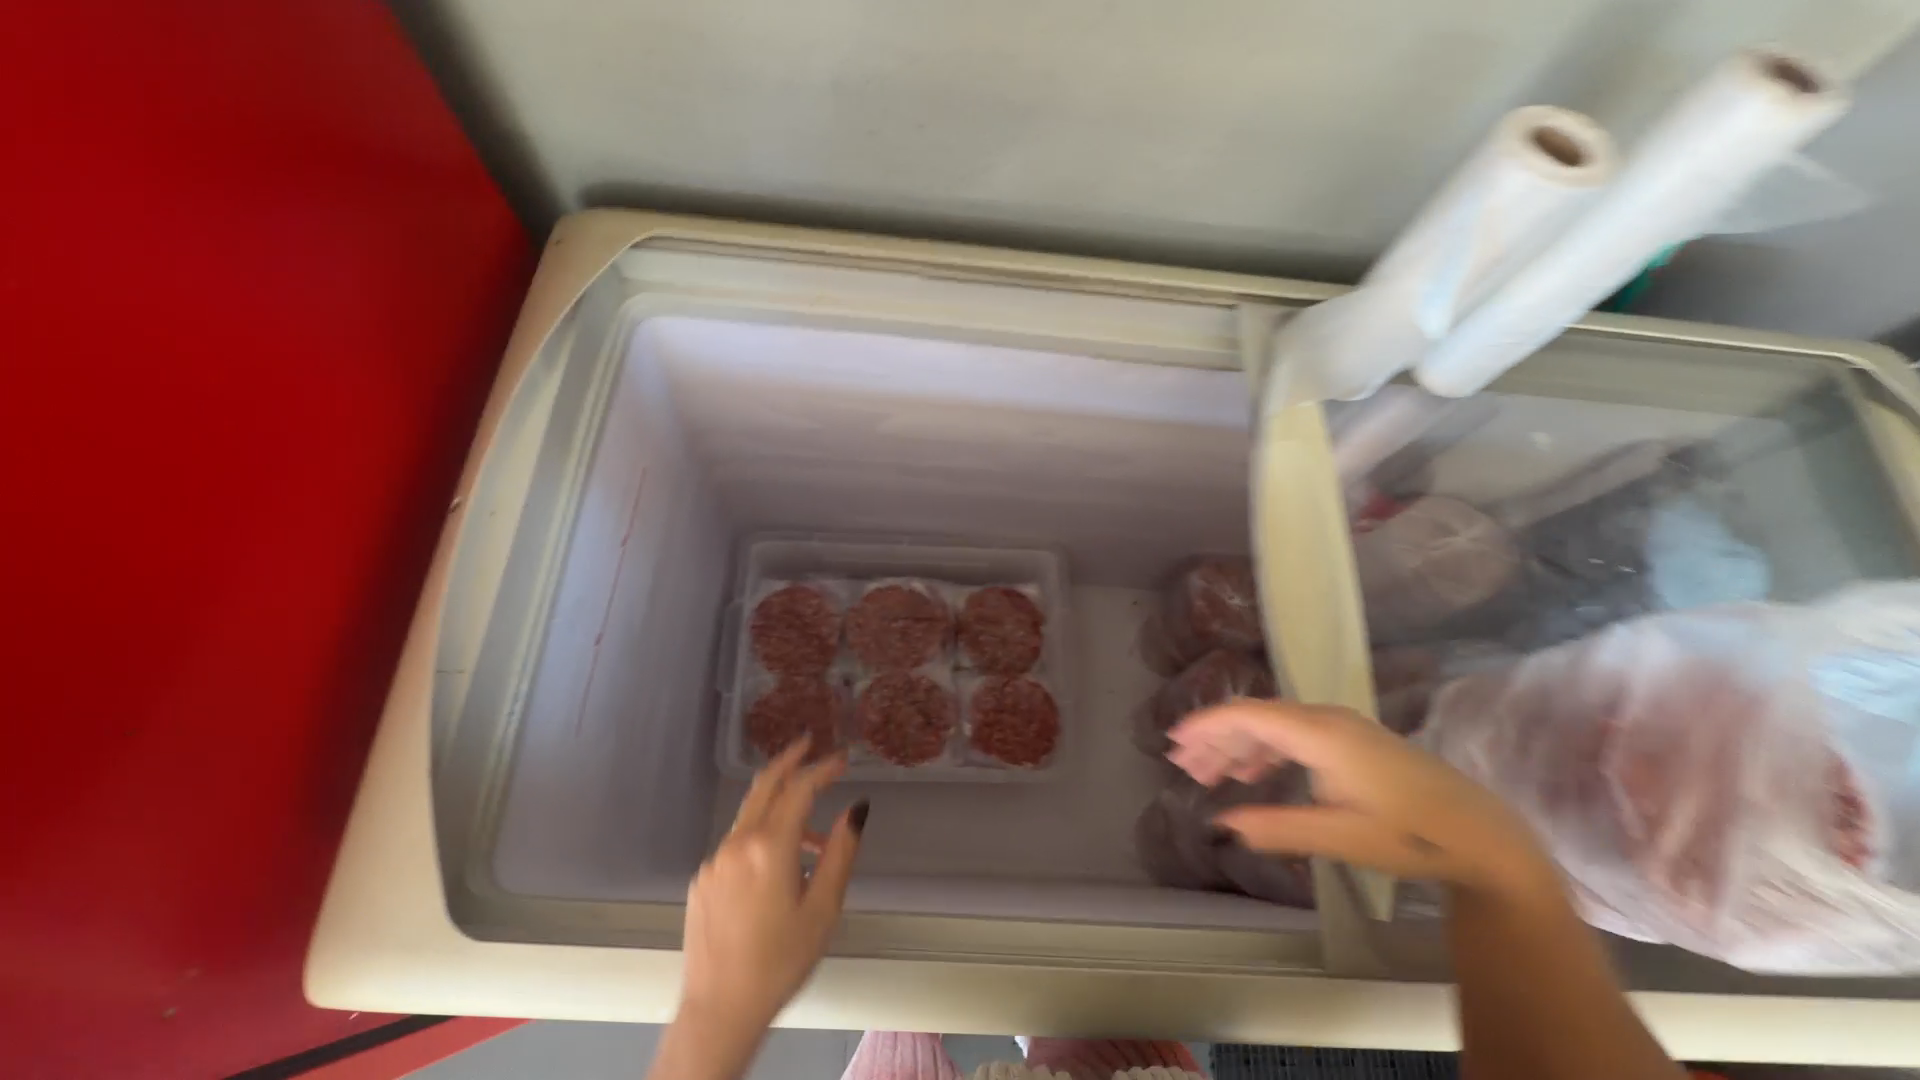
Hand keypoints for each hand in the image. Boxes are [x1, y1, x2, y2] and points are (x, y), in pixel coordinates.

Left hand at [679, 738, 866, 1031]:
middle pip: (764, 787)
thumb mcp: (824, 909)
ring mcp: (715, 861)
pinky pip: (737, 844)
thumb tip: (855, 811)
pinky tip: (779, 869)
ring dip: (780, 808)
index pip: (799, 789)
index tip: (841, 758)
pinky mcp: (703, 880)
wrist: (719, 1008)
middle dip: (789, 761)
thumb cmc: (780, 962)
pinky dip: (761, 837)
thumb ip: (840, 853)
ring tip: (813, 837)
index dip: (822, 769)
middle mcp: (737, 844)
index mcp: (769, 848)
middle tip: (808, 744)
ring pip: (750, 817)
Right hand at [1166, 701, 1554, 897]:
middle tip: (1183, 765)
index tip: (1173, 740)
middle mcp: (1326, 719)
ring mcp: (1342, 727)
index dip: (1206, 724)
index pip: (1248, 715)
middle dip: (1215, 738)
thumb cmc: (1410, 835)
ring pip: (1273, 724)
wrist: (1482, 834)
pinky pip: (1293, 734)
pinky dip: (1265, 750)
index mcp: (1320, 734)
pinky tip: (1253, 773)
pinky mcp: (1353, 741)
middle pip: (1256, 716)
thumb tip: (1222, 822)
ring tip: (1208, 773)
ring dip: (1238, 745)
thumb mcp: (1339, 837)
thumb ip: (1276, 827)